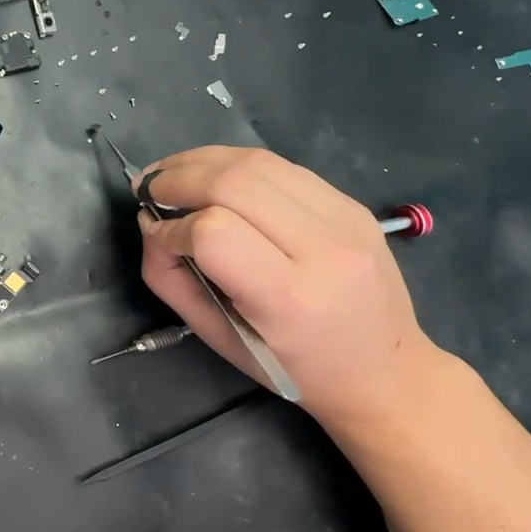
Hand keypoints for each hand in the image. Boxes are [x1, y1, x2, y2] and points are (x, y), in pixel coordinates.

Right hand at [133, 146, 439, 419]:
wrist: (383, 370)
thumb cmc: (289, 366)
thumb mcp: (216, 335)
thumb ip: (171, 278)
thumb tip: (151, 224)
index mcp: (289, 296)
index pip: (214, 232)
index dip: (172, 227)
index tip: (155, 234)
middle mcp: (324, 249)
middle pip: (235, 183)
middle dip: (178, 179)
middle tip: (147, 188)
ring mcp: (345, 219)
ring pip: (257, 163)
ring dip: (201, 161)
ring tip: (171, 174)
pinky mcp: (351, 204)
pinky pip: (280, 167)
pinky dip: (233, 164)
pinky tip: (210, 176)